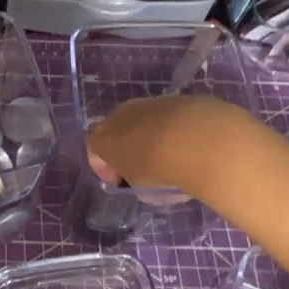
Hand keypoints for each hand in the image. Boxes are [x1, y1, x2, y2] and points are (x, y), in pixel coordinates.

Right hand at [85, 95, 262, 194]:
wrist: (194, 139)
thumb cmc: (159, 170)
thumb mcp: (144, 190)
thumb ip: (137, 182)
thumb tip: (144, 177)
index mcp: (104, 139)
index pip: (93, 153)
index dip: (105, 170)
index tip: (121, 182)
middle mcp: (118, 116)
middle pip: (115, 132)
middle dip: (127, 149)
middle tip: (144, 170)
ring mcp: (145, 103)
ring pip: (141, 122)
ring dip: (150, 137)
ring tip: (171, 157)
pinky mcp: (171, 98)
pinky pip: (165, 117)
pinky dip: (171, 129)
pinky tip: (188, 145)